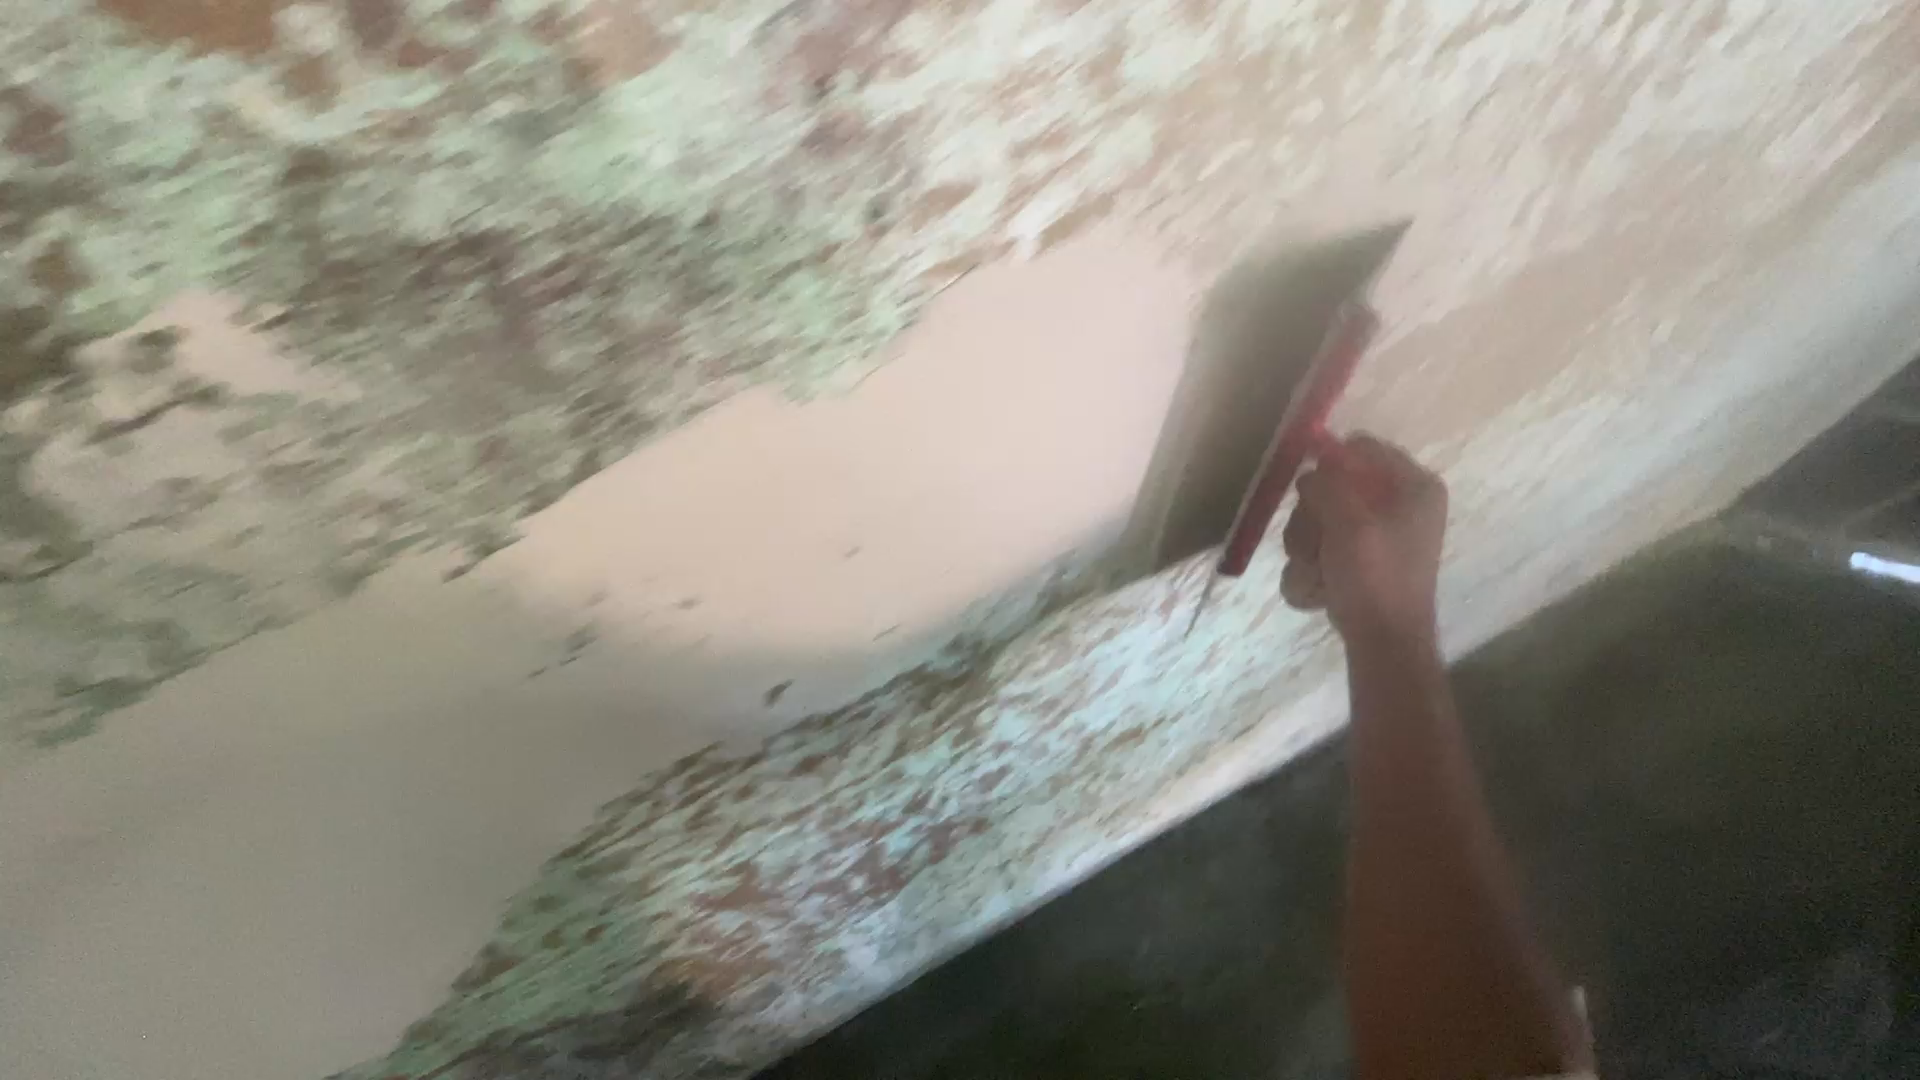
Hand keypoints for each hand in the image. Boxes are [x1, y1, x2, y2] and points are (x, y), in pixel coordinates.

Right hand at [1280, 434, 1447, 642]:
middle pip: (1330, 485)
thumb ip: (1327, 485)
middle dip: (1311, 517)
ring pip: (1316, 518)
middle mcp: (1398, 503)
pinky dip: (1313, 566)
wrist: (1383, 640)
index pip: (1361, 447)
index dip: (1328, 463)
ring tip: (1318, 572)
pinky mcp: (1358, 557)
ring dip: (1306, 546)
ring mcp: (1375, 532)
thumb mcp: (1348, 523)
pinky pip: (1319, 546)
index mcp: (1413, 485)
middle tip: (1315, 544)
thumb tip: (1310, 468)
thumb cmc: (1374, 578)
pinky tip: (1321, 586)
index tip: (1307, 489)